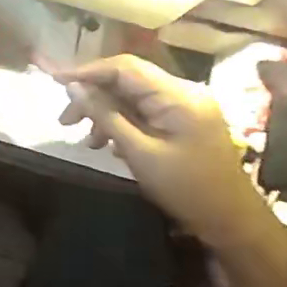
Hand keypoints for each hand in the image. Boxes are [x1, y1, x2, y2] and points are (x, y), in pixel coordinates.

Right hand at [53, 55, 274, 246]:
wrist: (231, 219)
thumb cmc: (186, 188)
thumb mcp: (138, 152)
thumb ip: (105, 115)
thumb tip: (72, 87)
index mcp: (178, 95)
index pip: (124, 68)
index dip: (86, 71)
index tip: (54, 82)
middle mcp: (183, 91)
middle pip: (126, 79)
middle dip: (92, 95)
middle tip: (65, 121)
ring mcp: (185, 105)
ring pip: (132, 95)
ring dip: (104, 112)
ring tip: (86, 139)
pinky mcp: (183, 119)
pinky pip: (144, 109)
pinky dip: (121, 121)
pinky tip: (108, 144)